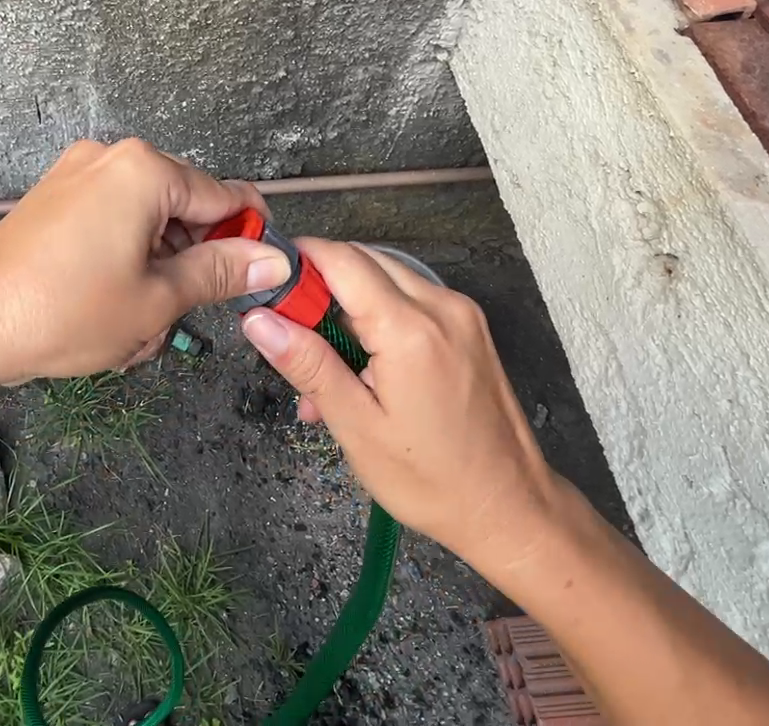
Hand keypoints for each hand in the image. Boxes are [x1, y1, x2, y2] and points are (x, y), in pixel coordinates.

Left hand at [0, 139, 291, 385]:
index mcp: (142, 170)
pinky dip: (120, 266)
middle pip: (181, 209)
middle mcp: (108, 160)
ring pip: (144, 226)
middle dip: (188, 265)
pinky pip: (109, 227)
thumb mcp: (156, 300)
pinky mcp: (52, 201)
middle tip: (175, 319)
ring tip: (131, 331)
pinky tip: (106, 313)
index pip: (223, 196)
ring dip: (152, 275)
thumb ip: (220, 272)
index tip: (261, 275)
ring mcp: (75, 177)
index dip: (248, 237)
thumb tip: (272, 258)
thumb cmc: (64, 312)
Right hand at [240, 239, 571, 575]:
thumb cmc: (430, 479)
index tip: (268, 286)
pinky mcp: (469, 327)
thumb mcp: (356, 426)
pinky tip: (359, 367)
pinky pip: (409, 301)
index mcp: (410, 329)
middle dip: (319, 285)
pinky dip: (376, 319)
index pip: (341, 260)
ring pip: (385, 278)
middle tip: (289, 331)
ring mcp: (460, 313)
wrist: (510, 509)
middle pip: (362, 261)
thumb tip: (257, 320)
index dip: (299, 262)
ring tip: (323, 362)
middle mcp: (441, 306)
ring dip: (347, 305)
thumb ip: (307, 363)